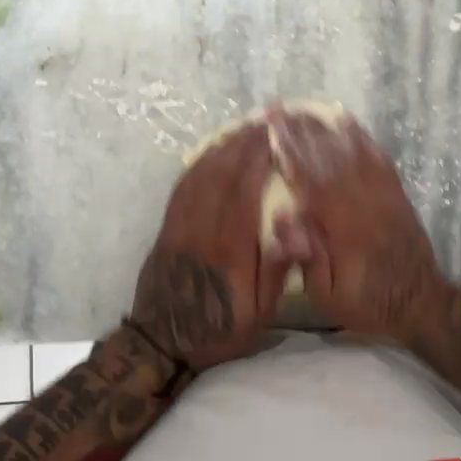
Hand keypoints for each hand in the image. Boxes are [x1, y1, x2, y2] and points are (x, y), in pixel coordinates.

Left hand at [128, 122, 302, 366]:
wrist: (164, 341)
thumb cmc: (221, 329)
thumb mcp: (260, 311)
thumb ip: (276, 267)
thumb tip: (296, 225)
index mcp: (230, 247)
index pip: (245, 188)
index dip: (259, 157)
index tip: (276, 133)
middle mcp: (204, 228)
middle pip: (223, 173)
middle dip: (244, 143)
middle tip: (265, 120)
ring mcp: (181, 225)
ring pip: (201, 174)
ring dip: (223, 147)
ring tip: (243, 128)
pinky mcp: (168, 227)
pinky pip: (183, 186)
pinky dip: (199, 163)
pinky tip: (212, 152)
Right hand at [268, 108, 446, 338]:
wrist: (420, 303)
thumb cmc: (366, 303)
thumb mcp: (327, 295)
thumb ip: (306, 255)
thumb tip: (283, 215)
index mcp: (343, 228)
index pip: (310, 180)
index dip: (288, 151)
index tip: (269, 128)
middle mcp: (364, 203)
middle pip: (328, 159)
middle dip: (301, 132)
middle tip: (278, 108)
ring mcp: (383, 196)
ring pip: (352, 153)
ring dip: (326, 129)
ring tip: (304, 108)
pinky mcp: (396, 194)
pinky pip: (378, 159)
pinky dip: (361, 137)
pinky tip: (346, 122)